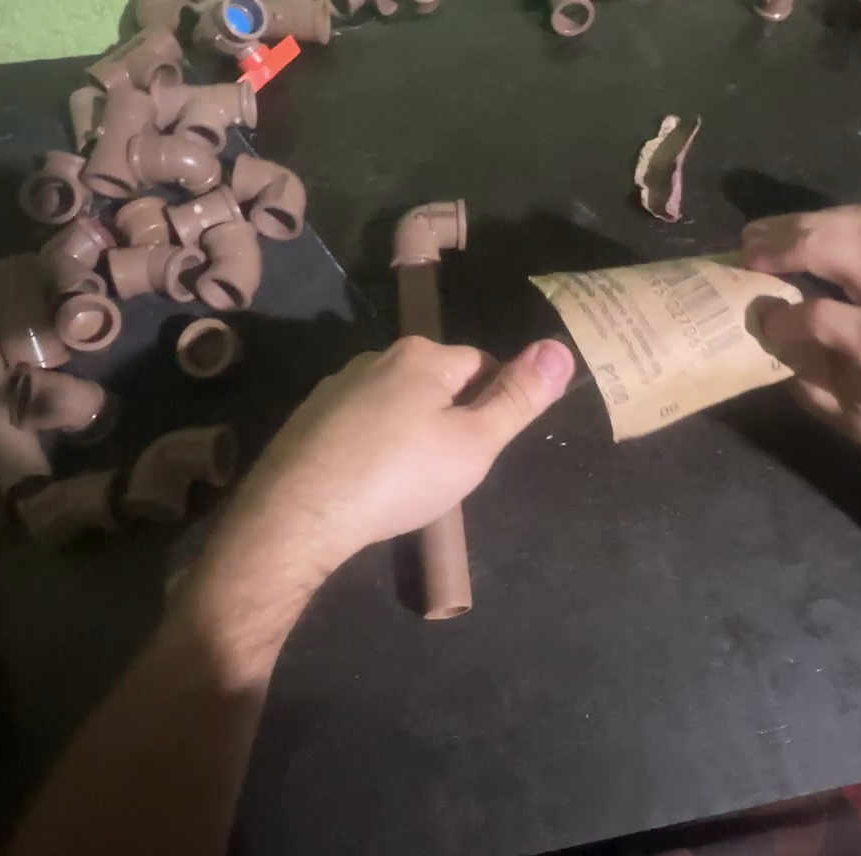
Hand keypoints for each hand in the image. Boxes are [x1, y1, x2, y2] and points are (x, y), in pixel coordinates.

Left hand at [226, 337, 574, 571]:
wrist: (298, 514)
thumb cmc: (399, 477)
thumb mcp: (474, 443)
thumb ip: (518, 398)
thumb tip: (561, 347)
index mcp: (421, 356)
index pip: (482, 363)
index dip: (493, 403)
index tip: (484, 446)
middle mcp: (376, 357)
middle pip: (437, 381)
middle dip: (451, 417)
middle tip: (449, 469)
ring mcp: (337, 386)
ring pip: (396, 402)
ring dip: (411, 430)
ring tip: (408, 480)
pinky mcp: (310, 417)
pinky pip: (361, 422)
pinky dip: (374, 444)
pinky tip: (368, 480)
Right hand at [741, 205, 860, 461]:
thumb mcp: (830, 408)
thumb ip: (797, 362)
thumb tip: (759, 314)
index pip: (857, 327)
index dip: (798, 318)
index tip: (760, 320)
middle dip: (802, 248)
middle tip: (749, 251)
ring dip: (810, 225)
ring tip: (763, 234)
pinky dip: (831, 218)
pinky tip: (797, 229)